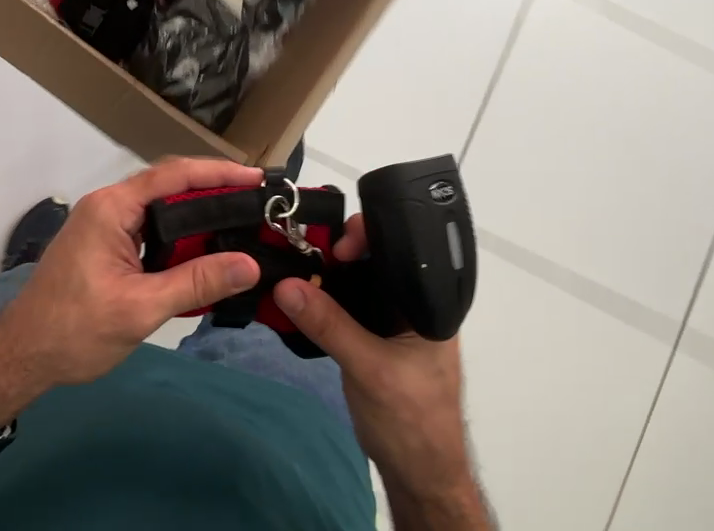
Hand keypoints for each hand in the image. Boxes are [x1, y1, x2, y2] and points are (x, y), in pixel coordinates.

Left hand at [0, 159, 263, 422]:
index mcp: (112, 208)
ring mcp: (105, 225)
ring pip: (161, 211)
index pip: (173, 175)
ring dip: (198, 219)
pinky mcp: (106, 246)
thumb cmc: (76, 330)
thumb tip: (250, 264)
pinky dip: (179, 240)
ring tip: (242, 227)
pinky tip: (206, 255)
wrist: (24, 356)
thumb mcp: (141, 308)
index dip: (218, 173)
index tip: (257, 179)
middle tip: (258, 206)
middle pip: (169, 187)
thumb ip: (196, 283)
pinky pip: (150, 231)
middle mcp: (108, 206)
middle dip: (213, 194)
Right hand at [274, 216, 487, 526]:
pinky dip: (323, 298)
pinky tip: (298, 296)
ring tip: (293, 267)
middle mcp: (411, 304)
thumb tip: (284, 285)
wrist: (418, 476)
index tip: (333, 245)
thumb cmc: (411, 421)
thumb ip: (329, 325)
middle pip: (373, 261)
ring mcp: (391, 322)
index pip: (400, 249)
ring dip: (326, 275)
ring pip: (356, 282)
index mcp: (428, 302)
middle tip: (301, 251)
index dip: (366, 236)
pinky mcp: (372, 337)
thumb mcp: (369, 369)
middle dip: (337, 251)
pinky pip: (346, 305)